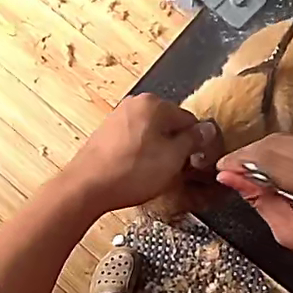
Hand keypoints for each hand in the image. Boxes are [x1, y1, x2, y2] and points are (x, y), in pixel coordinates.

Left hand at [60, 93, 219, 213]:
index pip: (190, 120)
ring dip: (158, 153)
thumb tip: (206, 130)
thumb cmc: (128, 172)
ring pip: (151, 134)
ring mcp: (118, 118)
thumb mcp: (173, 158)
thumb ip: (193, 140)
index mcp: (154, 104)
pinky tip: (138, 173)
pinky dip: (140, 155)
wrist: (86, 187)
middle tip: (177, 171)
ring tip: (156, 175)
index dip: (197, 143)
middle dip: (176, 147)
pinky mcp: (107, 135)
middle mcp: (135, 105)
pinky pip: (134, 142)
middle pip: (169, 125)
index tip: (197, 161)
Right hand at [216, 134, 292, 278]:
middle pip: (275, 144)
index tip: (220, 172)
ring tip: (244, 173)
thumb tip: (232, 179)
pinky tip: (268, 171)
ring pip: (286, 140)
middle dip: (246, 155)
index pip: (269, 159)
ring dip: (261, 153)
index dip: (240, 162)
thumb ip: (264, 205)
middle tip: (227, 173)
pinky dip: (278, 154)